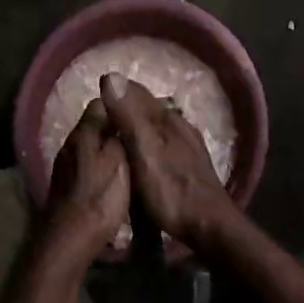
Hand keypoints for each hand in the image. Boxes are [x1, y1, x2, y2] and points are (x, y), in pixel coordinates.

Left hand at [43, 99, 129, 255]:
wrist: (70, 239)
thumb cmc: (100, 198)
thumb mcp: (118, 161)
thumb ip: (119, 135)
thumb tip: (122, 115)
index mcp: (83, 134)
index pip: (100, 104)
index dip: (121, 106)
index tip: (139, 117)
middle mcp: (69, 145)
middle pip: (94, 127)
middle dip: (115, 130)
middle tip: (139, 140)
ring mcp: (65, 167)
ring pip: (90, 148)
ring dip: (107, 151)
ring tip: (129, 160)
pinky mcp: (65, 187)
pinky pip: (86, 167)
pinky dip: (99, 168)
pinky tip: (112, 180)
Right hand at [100, 72, 240, 247]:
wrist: (209, 226)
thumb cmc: (172, 192)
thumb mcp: (145, 153)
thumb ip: (129, 117)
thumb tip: (110, 76)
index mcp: (168, 120)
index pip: (137, 93)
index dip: (115, 94)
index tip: (94, 102)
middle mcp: (181, 127)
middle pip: (149, 109)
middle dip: (126, 109)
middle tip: (102, 121)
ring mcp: (189, 147)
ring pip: (158, 128)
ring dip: (138, 128)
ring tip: (119, 139)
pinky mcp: (192, 167)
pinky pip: (165, 146)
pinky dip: (149, 146)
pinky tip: (144, 159)